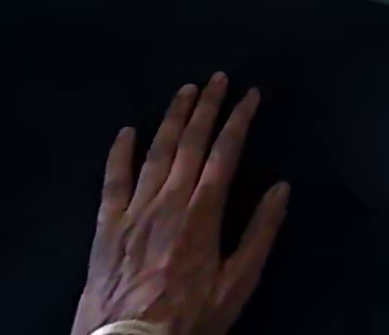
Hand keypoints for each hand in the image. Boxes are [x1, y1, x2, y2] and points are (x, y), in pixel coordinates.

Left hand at [70, 73, 290, 334]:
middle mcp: (169, 201)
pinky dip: (119, 154)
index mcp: (202, 212)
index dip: (239, 119)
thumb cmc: (187, 320)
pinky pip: (112, 182)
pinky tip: (125, 131)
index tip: (250, 94)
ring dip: (173, 117)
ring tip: (185, 90)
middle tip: (218, 78)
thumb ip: (260, 234)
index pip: (225, 152)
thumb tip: (282, 188)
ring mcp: (134, 212)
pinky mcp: (106, 228)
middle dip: (207, 106)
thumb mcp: (235, 286)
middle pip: (191, 141)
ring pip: (156, 151)